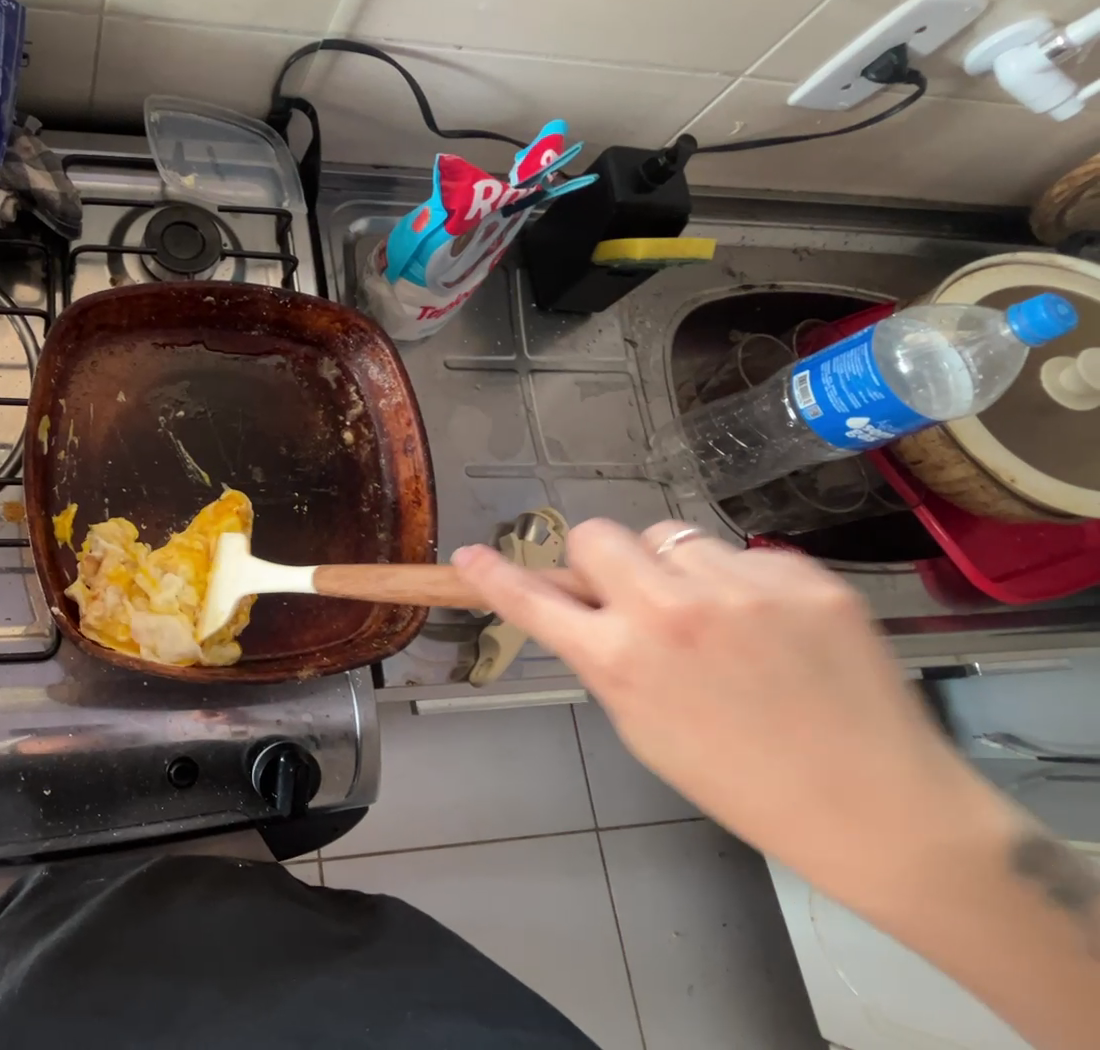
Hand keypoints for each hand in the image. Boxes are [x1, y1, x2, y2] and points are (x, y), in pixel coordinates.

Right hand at [453, 519, 988, 881]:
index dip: (493, 576)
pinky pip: (741, 552)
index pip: (532, 600)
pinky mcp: (803, 578)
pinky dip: (738, 579)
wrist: (871, 804)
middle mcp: (670, 611)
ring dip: (672, 567)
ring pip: (670, 537)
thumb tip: (582, 606)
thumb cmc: (734, 778)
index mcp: (619, 659)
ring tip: (714, 615)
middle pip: (597, 535)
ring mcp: (740, 588)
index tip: (468, 555)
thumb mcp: (639, 723)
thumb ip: (603, 656)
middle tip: (628, 595)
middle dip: (600, 561)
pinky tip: (770, 624)